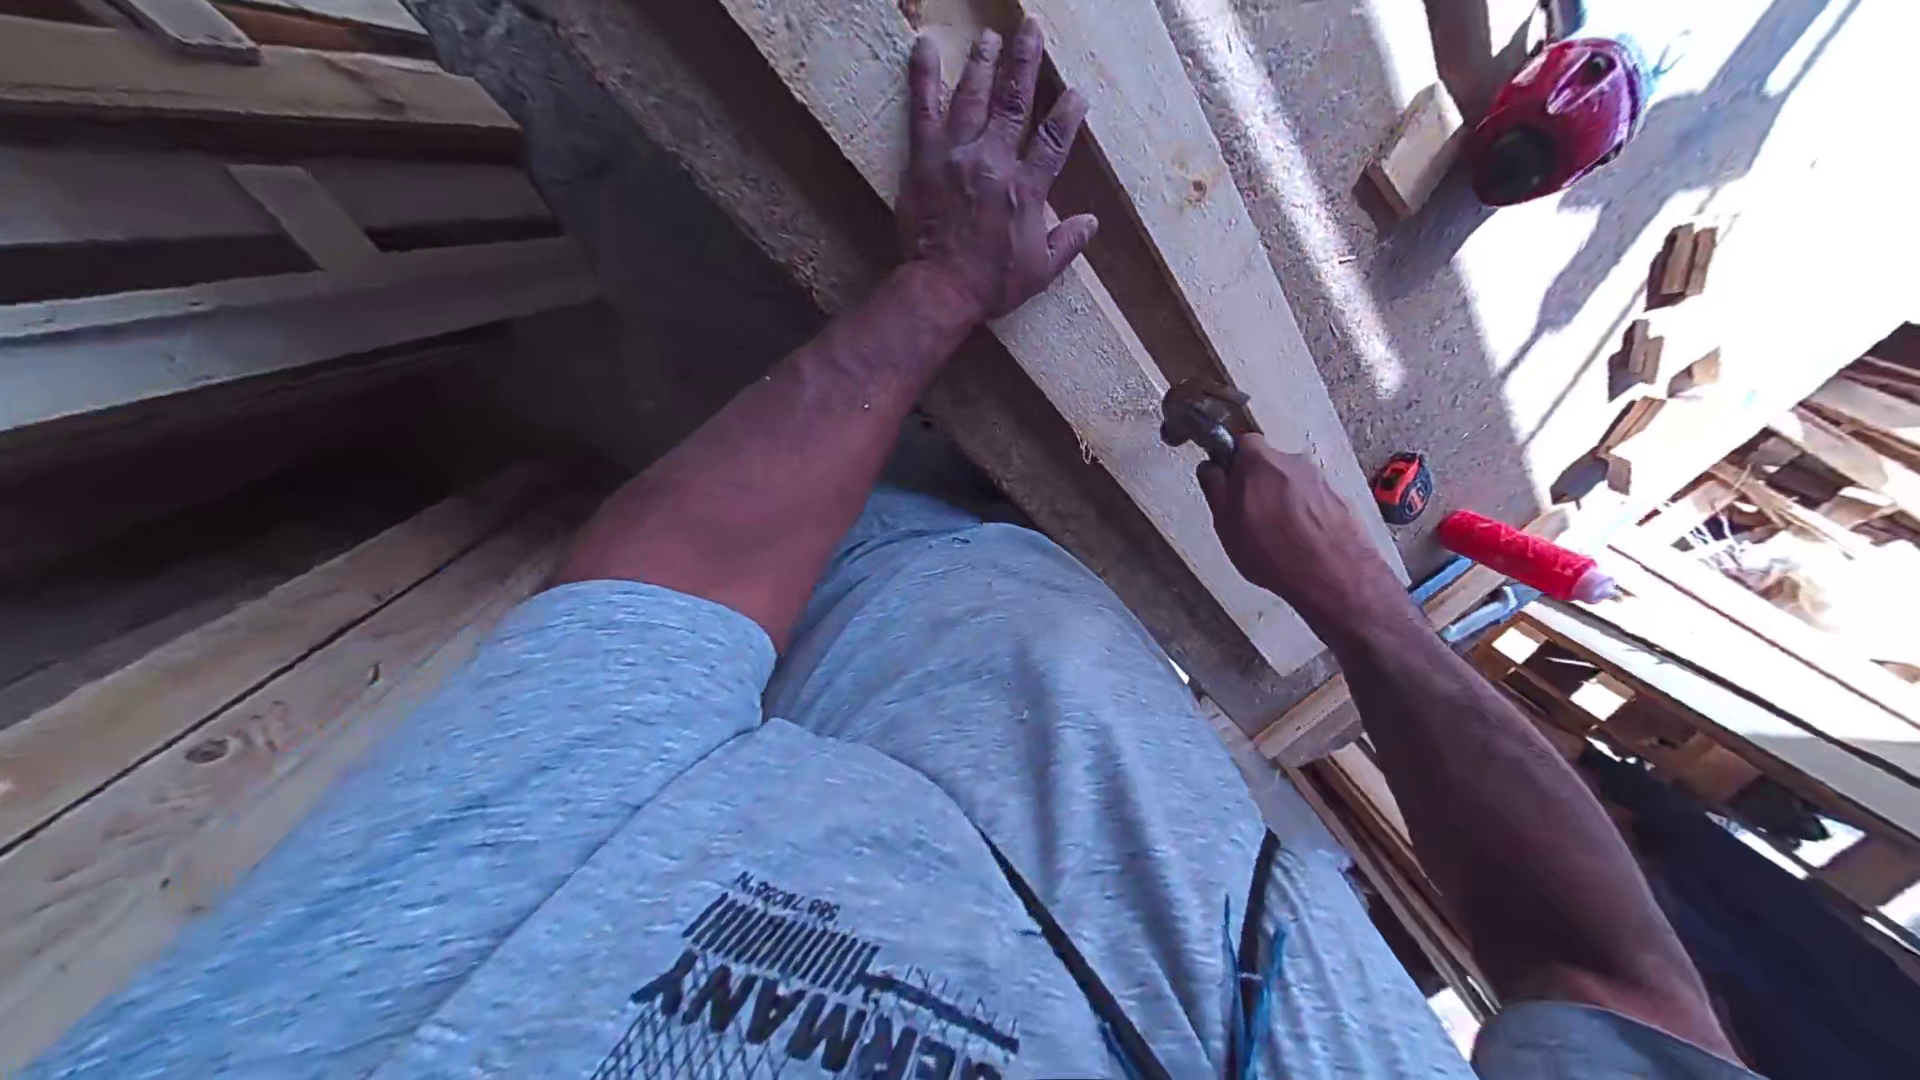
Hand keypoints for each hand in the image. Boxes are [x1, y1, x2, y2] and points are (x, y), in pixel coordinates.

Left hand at [897, 19, 1098, 322]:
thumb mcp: (1040, 271)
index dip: (1067, 114)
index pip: (1052, 140)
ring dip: (982, 63)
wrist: (942, 290)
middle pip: (1013, 102)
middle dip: (1024, 63)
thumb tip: (1092, 222)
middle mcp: (994, 162)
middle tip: (1030, 30)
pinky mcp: (925, 161)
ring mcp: (958, 157)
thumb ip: (1068, 243)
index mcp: (1026, 189)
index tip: (1075, 94)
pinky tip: (925, 47)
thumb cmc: (992, 285)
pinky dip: (924, 77)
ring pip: (972, 97)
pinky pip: (923, 111)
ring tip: (989, 37)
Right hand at [1198, 435, 1417, 637]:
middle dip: (1255, 483)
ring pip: (1288, 483)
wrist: (1332, 575)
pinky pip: (1308, 500)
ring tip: (1271, 535)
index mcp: (1259, 460)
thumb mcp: (1224, 521)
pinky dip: (1300, 514)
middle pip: (1266, 463)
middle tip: (1244, 515)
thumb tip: (1210, 467)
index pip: (1239, 443)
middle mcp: (1292, 461)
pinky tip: (1294, 541)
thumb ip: (1214, 487)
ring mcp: (1319, 479)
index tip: (1225, 484)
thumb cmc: (1273, 550)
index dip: (1230, 463)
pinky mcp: (1338, 499)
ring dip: (1278, 501)